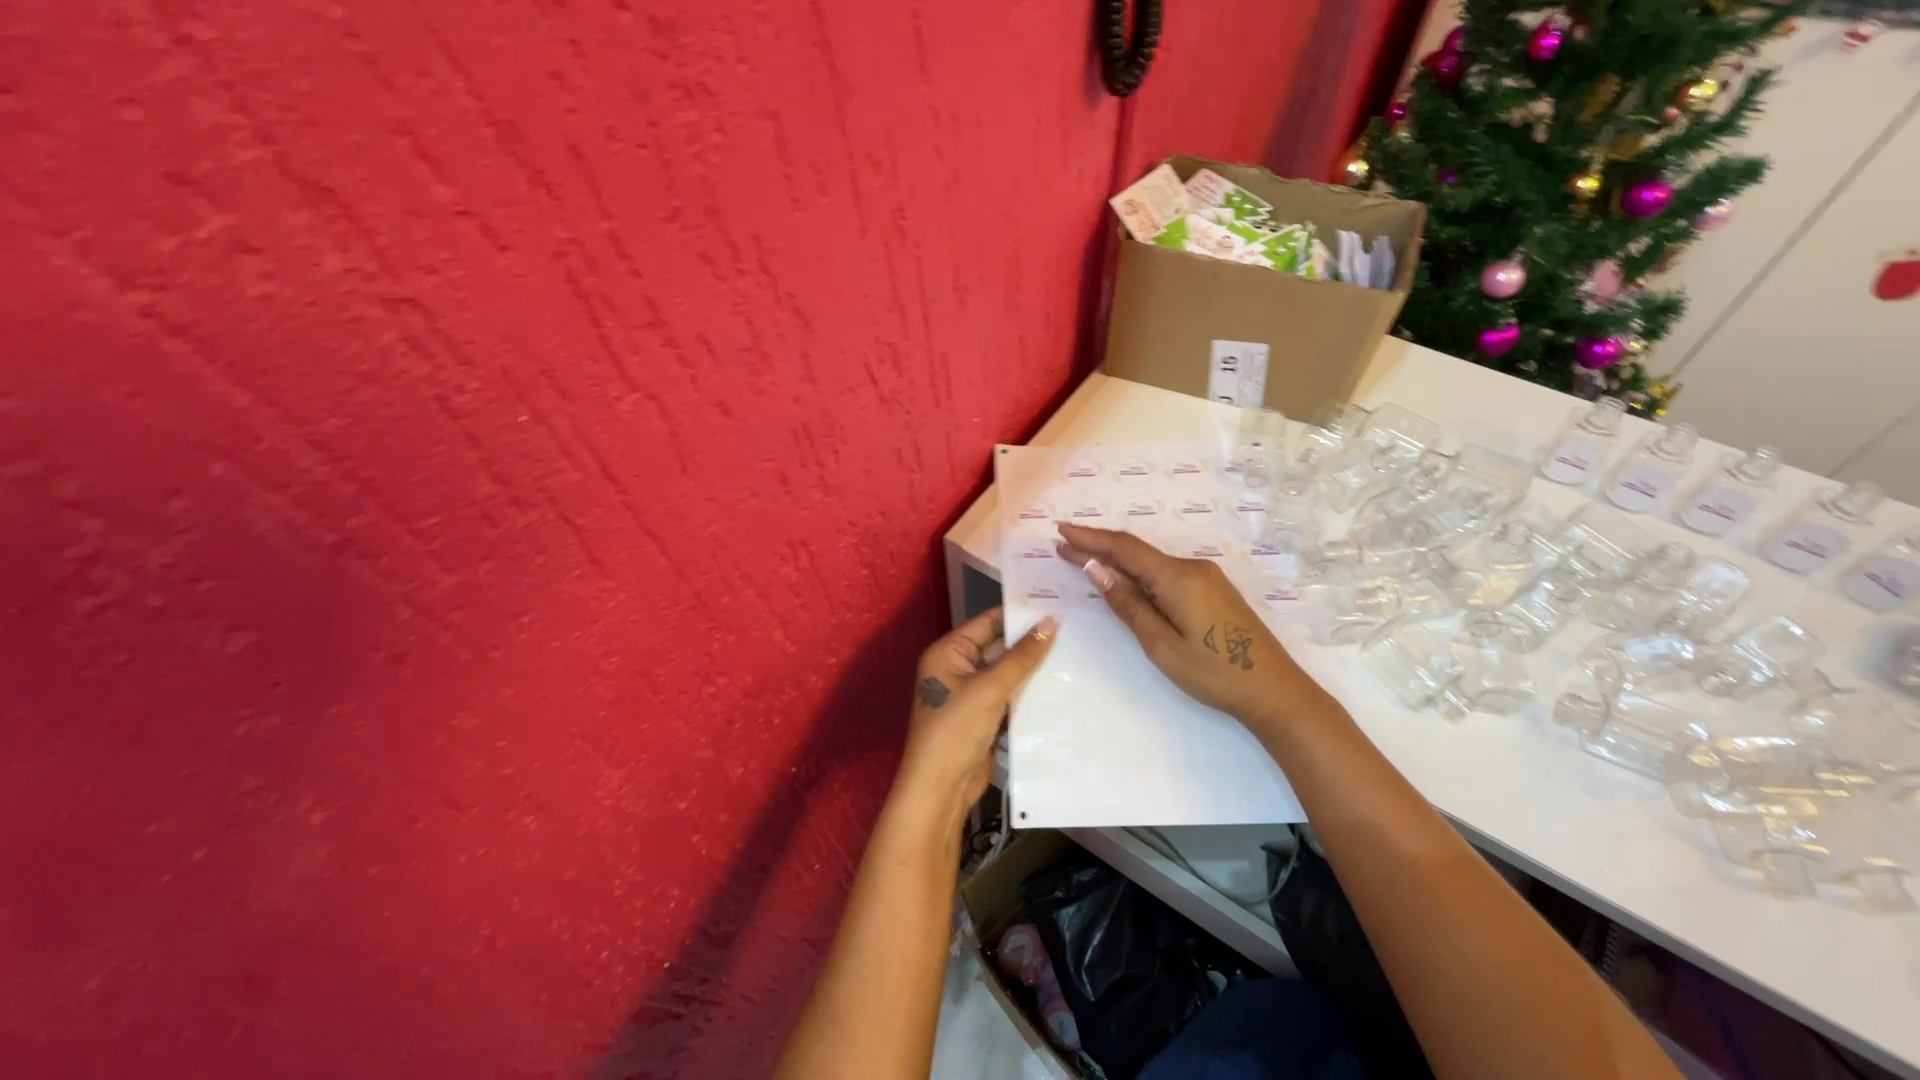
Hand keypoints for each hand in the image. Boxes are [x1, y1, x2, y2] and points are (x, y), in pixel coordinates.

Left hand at [896, 607, 1056, 820]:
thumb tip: (1050, 622)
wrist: (941, 787)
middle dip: (1030, 643)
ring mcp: (969, 695)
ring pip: (1007, 674)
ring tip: (1074, 655)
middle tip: (1073, 631)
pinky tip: (1060, 688)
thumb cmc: (956, 729)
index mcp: (948, 652)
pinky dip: (1028, 694)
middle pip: (998, 648)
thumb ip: (1021, 656)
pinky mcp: (983, 718)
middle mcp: (956, 668)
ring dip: (1032, 671)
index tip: (1056, 606)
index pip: (987, 622)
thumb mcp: (990, 688)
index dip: (1019, 615)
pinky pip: (1009, 698)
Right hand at [1056, 523, 1300, 722]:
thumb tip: (1096, 568)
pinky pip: (1167, 574)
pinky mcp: (1213, 591)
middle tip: (1064, 546)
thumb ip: (1128, 604)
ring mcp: (1206, 578)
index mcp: (1177, 577)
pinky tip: (1126, 580)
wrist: (1274, 690)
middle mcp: (1192, 568)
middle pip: (1137, 552)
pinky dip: (1140, 573)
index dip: (1090, 538)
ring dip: (1118, 561)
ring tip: (1085, 561)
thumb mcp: (1161, 644)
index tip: (1061, 530)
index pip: (1124, 548)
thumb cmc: (1213, 672)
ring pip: (1152, 563)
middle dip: (1098, 548)